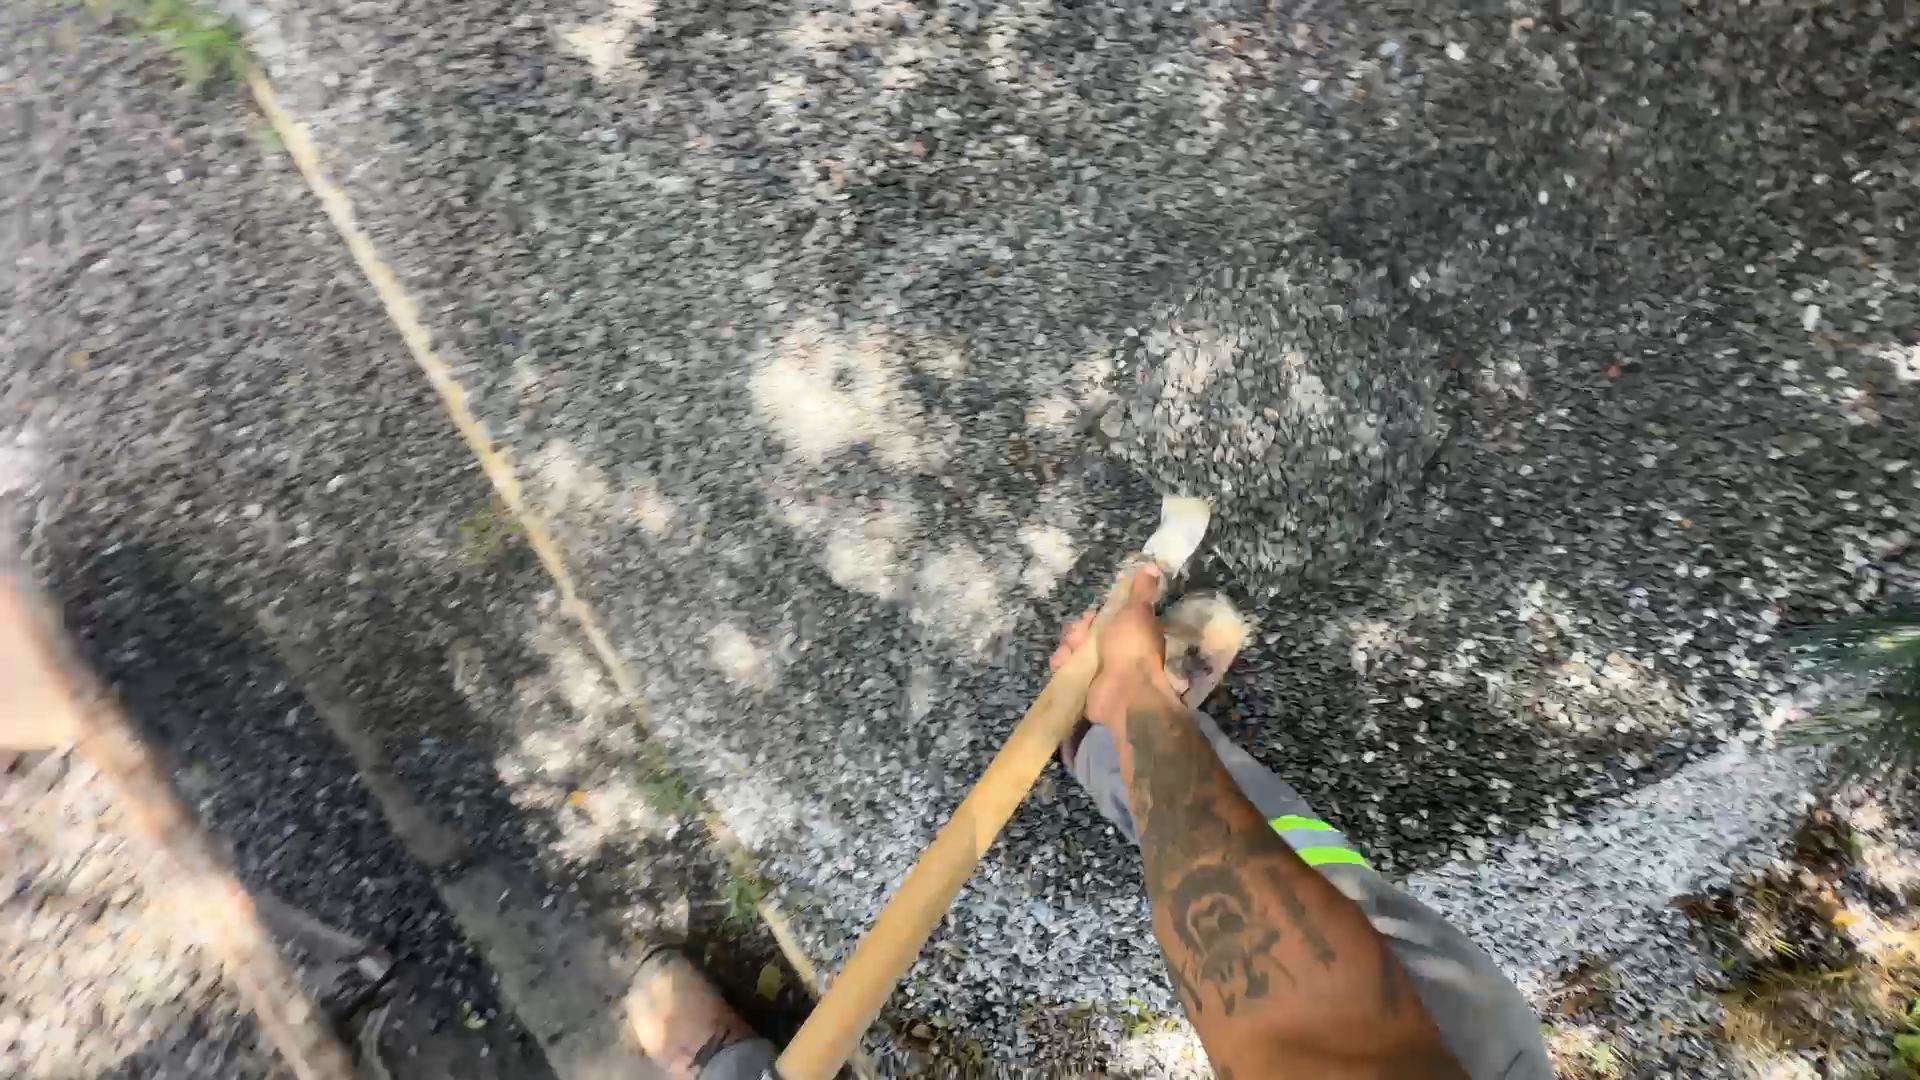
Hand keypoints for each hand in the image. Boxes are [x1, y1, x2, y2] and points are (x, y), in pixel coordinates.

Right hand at [1049, 563, 1182, 730]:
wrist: (1125, 692)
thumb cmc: (1132, 647)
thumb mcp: (1137, 612)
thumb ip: (1140, 591)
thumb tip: (1152, 566)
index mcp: (1131, 634)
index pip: (1106, 620)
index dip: (1094, 616)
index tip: (1089, 616)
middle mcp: (1117, 652)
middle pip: (1087, 636)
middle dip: (1077, 632)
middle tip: (1076, 637)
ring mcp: (1101, 671)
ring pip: (1075, 653)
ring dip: (1067, 649)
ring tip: (1067, 653)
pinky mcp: (1087, 687)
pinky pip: (1069, 672)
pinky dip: (1062, 666)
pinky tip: (1061, 664)